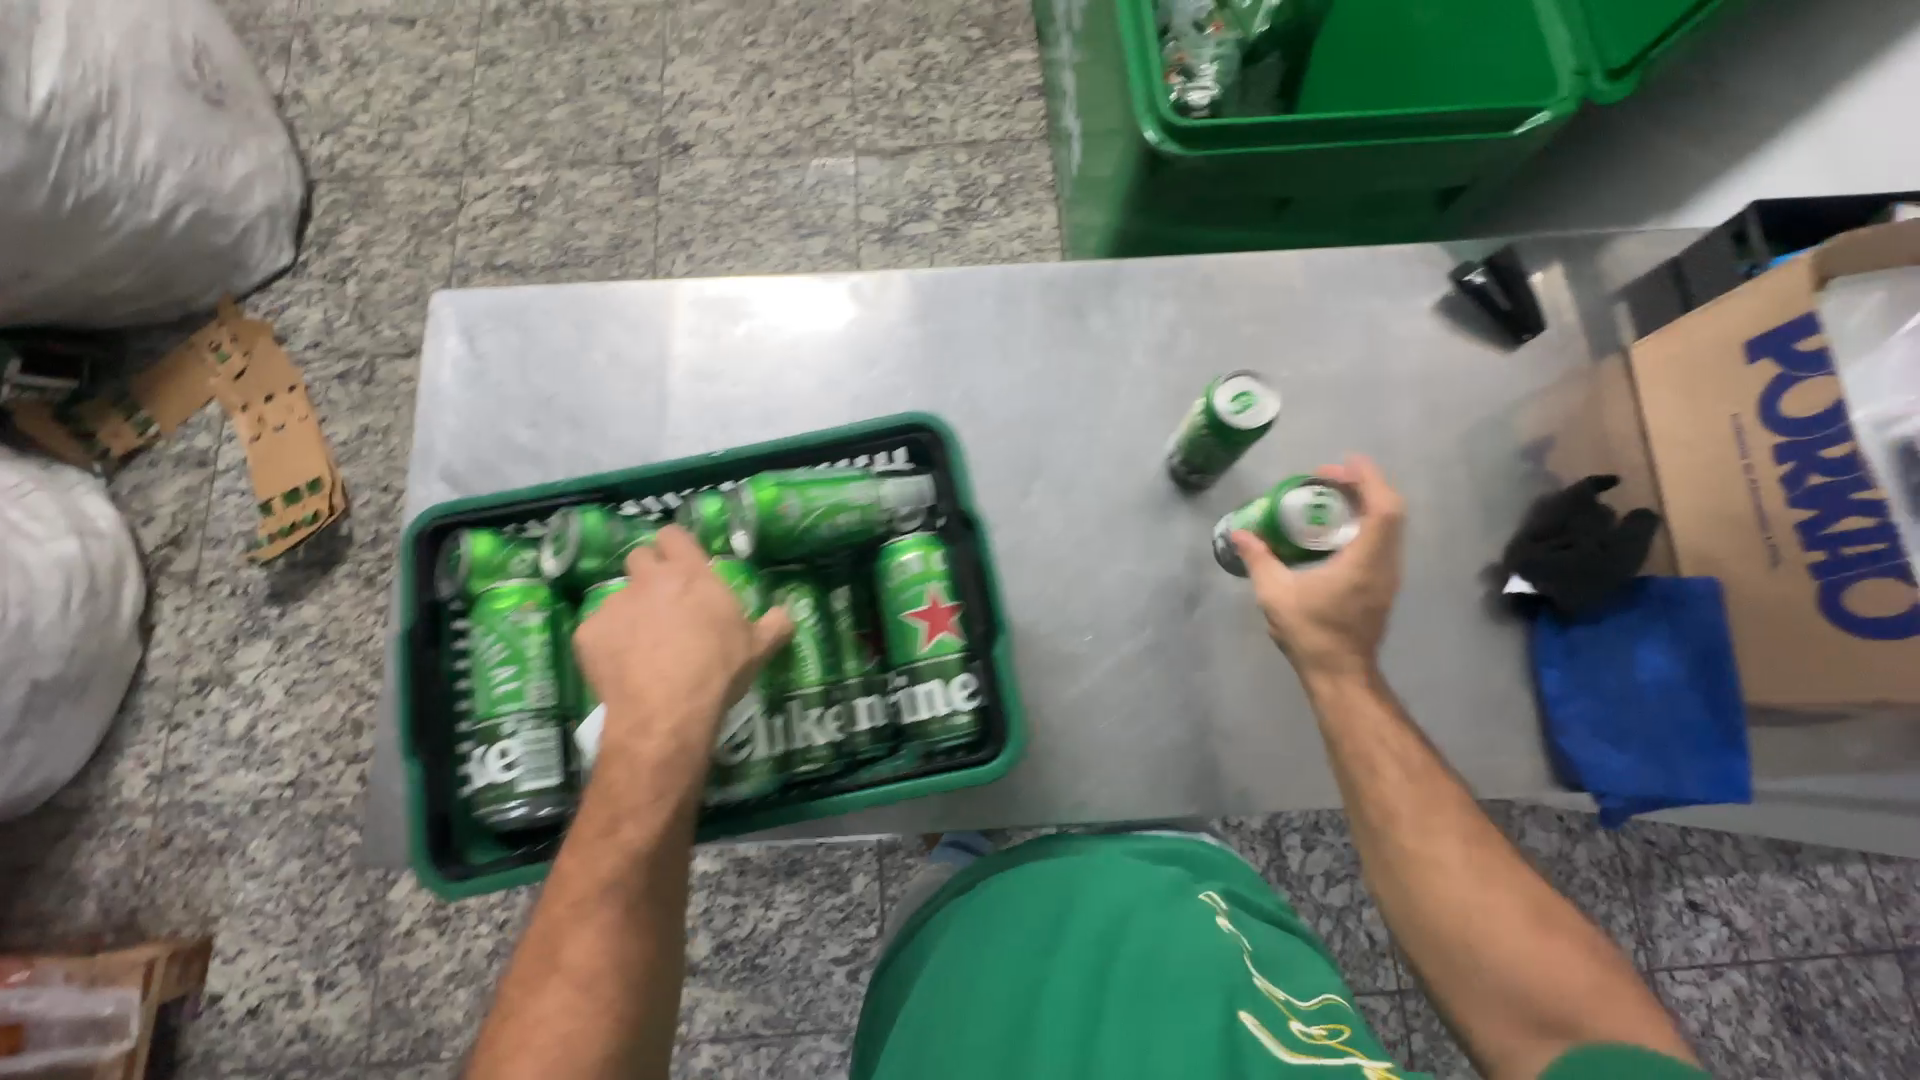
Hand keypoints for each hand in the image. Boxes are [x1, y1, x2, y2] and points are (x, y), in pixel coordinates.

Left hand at [572, 526, 792, 773]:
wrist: (666, 712)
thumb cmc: (718, 671)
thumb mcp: (759, 649)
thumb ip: (775, 624)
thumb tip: (784, 615)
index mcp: (691, 574)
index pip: (673, 535)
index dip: (675, 547)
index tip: (681, 565)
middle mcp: (649, 580)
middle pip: (639, 557)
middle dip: (648, 573)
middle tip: (663, 603)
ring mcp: (614, 604)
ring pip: (618, 596)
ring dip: (630, 611)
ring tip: (642, 645)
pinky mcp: (588, 633)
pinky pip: (597, 630)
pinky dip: (608, 643)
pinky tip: (623, 668)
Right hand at [1232, 455, 1404, 681]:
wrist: (1340, 673)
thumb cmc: (1311, 633)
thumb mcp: (1275, 594)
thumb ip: (1259, 559)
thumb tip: (1239, 532)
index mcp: (1365, 561)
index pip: (1382, 508)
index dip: (1368, 479)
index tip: (1343, 463)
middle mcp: (1386, 564)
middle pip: (1391, 511)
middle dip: (1365, 485)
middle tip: (1330, 476)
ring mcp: (1389, 576)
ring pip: (1390, 526)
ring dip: (1367, 503)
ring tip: (1333, 496)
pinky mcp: (1384, 585)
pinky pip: (1383, 541)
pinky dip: (1366, 523)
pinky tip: (1337, 527)